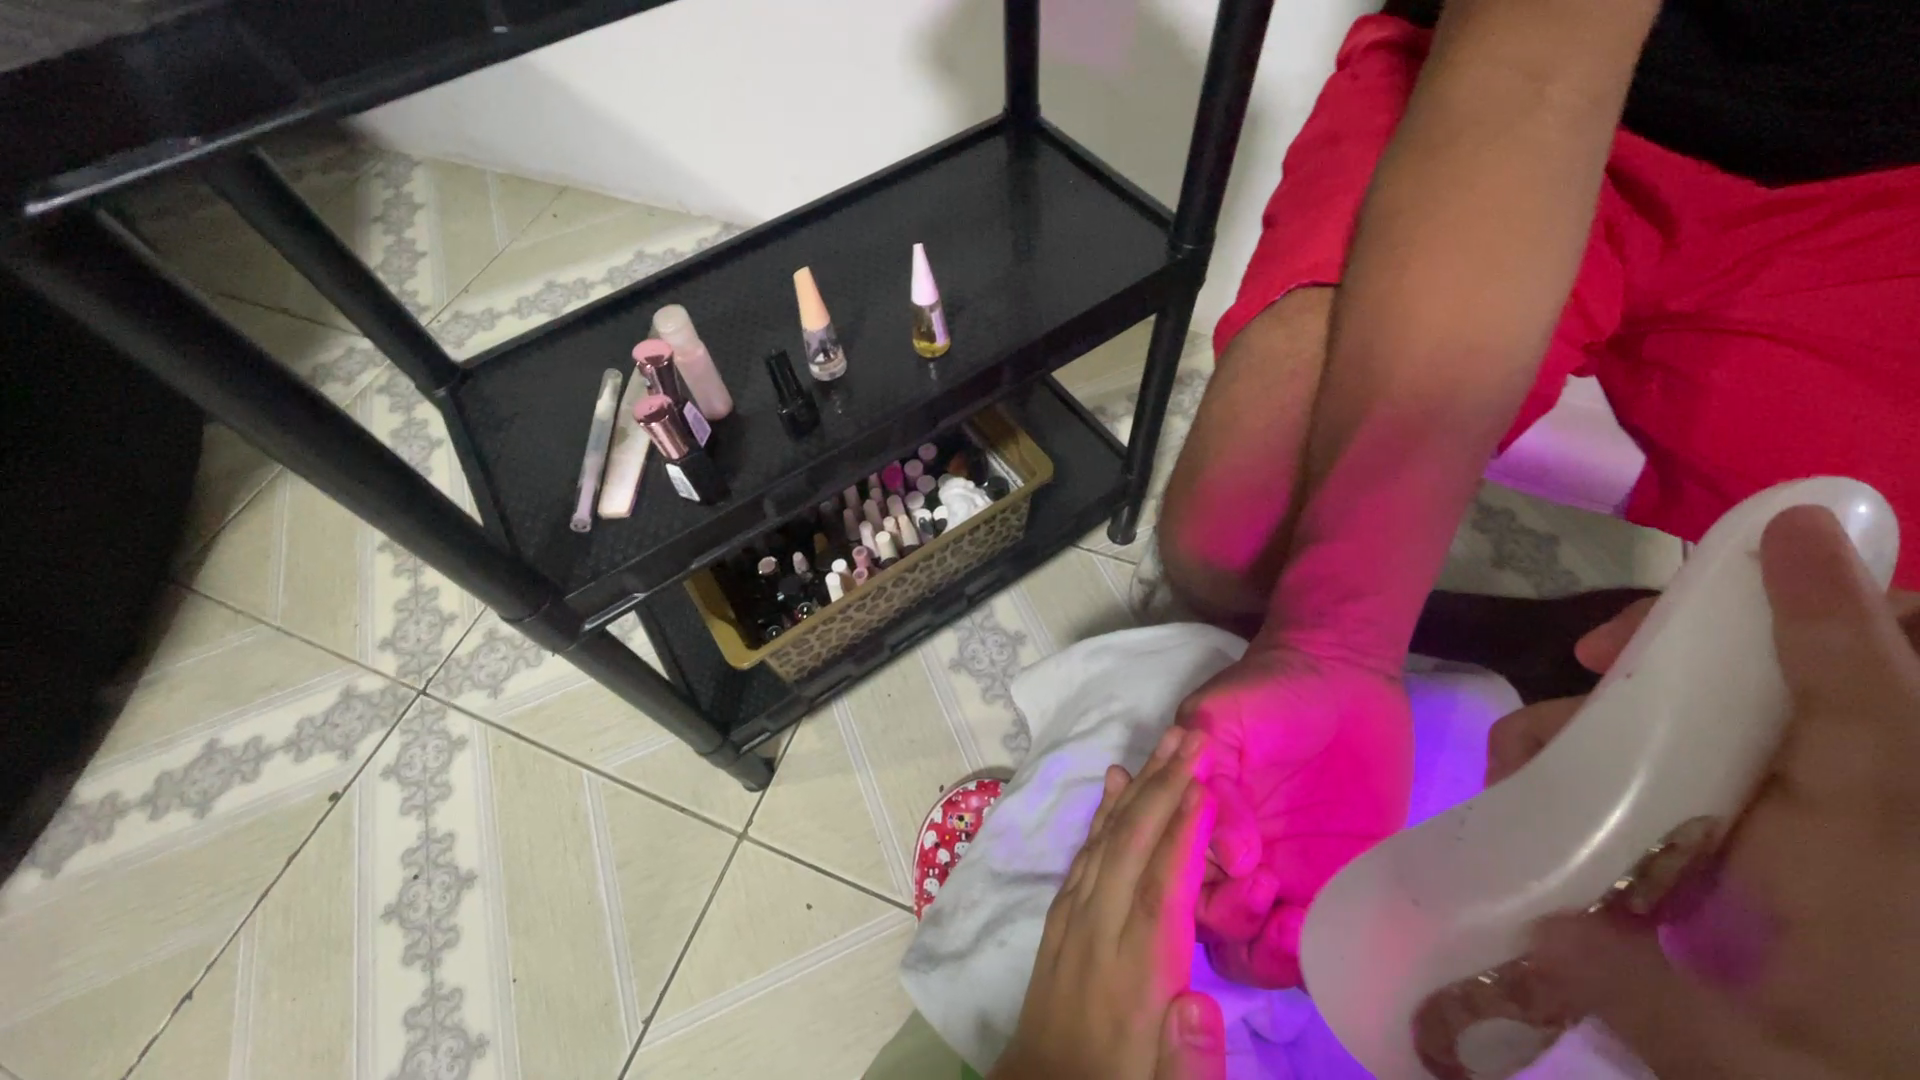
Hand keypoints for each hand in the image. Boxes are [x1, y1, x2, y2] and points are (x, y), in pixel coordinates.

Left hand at [991, 728, 1227, 1079]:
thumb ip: (1186, 1059)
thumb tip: (1198, 1004)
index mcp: (1133, 977)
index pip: (1160, 892)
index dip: (1184, 836)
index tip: (1206, 786)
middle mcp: (1096, 934)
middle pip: (1131, 848)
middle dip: (1163, 787)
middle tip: (1192, 735)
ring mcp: (1071, 920)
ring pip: (1105, 840)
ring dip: (1137, 787)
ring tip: (1164, 743)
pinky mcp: (1059, 917)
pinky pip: (1082, 854)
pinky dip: (1102, 813)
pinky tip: (1114, 784)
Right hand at [1175, 649, 1412, 987]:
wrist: (1340, 673)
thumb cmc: (1266, 690)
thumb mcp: (1218, 718)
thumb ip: (1214, 778)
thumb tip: (1229, 851)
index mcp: (1196, 822)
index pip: (1176, 881)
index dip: (1194, 893)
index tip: (1236, 872)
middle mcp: (1234, 858)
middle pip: (1214, 926)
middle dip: (1232, 925)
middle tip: (1265, 891)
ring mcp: (1287, 872)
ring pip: (1260, 945)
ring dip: (1268, 953)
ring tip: (1294, 928)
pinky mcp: (1339, 878)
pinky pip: (1320, 934)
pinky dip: (1316, 949)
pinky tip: (1325, 933)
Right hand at [1527, 506, 1919, 1078]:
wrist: (1867, 1076)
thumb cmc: (1848, 1071)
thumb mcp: (1763, 1067)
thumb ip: (1656, 1005)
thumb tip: (1536, 935)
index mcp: (1871, 848)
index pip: (1871, 708)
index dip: (1833, 613)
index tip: (1789, 529)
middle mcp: (1828, 808)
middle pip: (1779, 677)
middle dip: (1689, 641)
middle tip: (1599, 655)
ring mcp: (1778, 816)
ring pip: (1713, 711)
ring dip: (1619, 704)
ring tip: (1528, 754)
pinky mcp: (1738, 834)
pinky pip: (1681, 753)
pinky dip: (1612, 742)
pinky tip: (1545, 779)